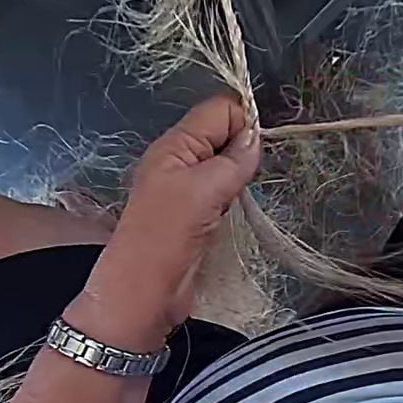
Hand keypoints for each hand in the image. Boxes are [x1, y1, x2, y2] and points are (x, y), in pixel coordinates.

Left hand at [66, 96, 259, 351]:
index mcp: (175, 144)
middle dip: (244, 148)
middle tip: (250, 177)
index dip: (244, 122)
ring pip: (224, 165)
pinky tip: (234, 211)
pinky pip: (221, 193)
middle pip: (223, 135)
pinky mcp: (194, 216)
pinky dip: (233, 197)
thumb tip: (256, 136)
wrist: (144, 293)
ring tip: (239, 197)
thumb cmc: (167, 236)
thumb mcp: (203, 190)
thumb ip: (233, 159)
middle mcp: (180, 161)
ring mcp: (186, 190)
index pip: (218, 110)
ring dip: (240, 176)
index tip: (259, 150)